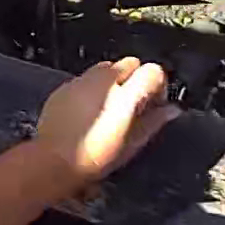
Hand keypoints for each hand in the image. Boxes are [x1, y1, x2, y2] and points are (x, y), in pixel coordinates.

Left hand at [32, 57, 179, 190]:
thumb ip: (153, 122)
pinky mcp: (63, 87)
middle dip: (134, 78)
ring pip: (105, 67)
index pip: (153, 71)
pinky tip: (88, 109)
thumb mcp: (132, 144)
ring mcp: (80, 82)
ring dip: (112, 80)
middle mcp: (102, 82)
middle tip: (132, 103)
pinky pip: (83, 78)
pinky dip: (90, 87)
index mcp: (124, 96)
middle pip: (129, 63)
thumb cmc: (96, 157)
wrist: (54, 160)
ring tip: (109, 106)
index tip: (154, 101)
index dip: (158, 84)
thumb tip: (171, 110)